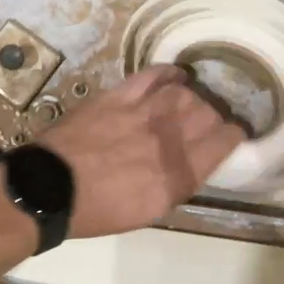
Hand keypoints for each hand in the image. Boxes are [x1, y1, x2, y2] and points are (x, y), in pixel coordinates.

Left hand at [37, 65, 244, 237]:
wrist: (50, 189)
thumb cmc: (97, 211)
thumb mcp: (148, 209)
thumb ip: (175, 182)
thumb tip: (190, 160)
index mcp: (177, 176)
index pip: (223, 143)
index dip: (233, 135)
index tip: (233, 132)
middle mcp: (167, 141)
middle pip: (206, 113)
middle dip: (213, 115)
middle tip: (207, 118)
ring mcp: (141, 114)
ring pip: (182, 93)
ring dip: (191, 96)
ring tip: (188, 101)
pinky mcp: (117, 97)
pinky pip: (151, 75)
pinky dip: (168, 72)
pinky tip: (175, 75)